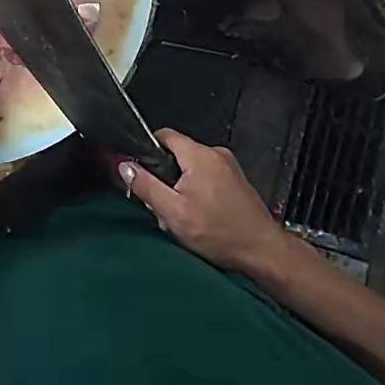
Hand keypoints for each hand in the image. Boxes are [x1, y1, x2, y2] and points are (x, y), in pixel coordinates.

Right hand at [120, 129, 292, 272]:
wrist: (260, 250)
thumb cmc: (219, 232)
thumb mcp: (173, 211)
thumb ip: (146, 186)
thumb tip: (125, 167)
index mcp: (199, 155)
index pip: (165, 135)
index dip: (147, 149)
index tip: (138, 168)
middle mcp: (216, 155)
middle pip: (177, 154)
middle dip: (164, 177)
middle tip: (161, 205)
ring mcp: (228, 167)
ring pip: (191, 168)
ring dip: (180, 189)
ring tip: (181, 216)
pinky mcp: (235, 180)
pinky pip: (206, 177)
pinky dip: (196, 192)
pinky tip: (197, 217)